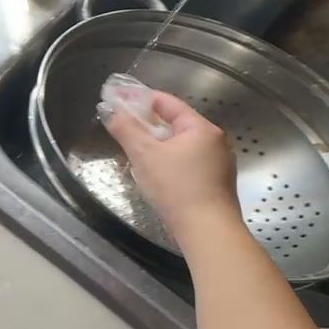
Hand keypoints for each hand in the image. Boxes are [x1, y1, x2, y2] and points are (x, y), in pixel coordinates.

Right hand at [105, 90, 241, 238]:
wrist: (207, 230)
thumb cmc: (176, 186)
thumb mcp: (143, 153)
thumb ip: (124, 128)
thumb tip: (110, 111)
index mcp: (201, 129)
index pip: (167, 102)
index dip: (139, 98)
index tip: (116, 99)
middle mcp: (215, 141)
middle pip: (174, 122)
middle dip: (145, 121)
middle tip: (120, 124)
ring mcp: (218, 162)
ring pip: (179, 142)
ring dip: (155, 141)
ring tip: (132, 147)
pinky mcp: (215, 181)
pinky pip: (186, 159)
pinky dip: (167, 157)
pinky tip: (153, 169)